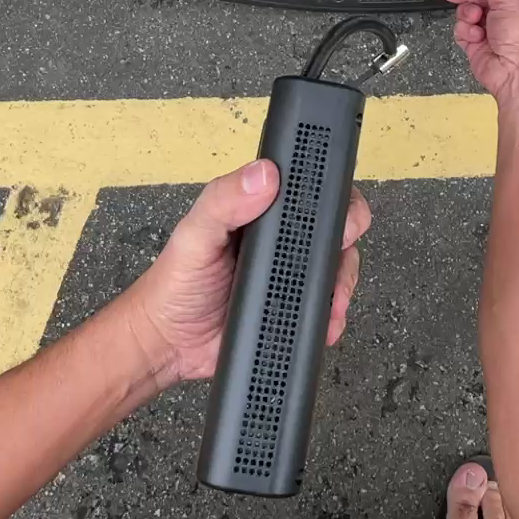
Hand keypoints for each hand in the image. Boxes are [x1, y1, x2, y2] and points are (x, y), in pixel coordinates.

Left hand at [118, 159, 369, 386]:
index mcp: (263, 208)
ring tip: (334, 299)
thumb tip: (264, 174)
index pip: (308, 187)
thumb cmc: (176, 281)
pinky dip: (336, 312)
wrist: (170, 344)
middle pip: (336, 224)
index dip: (332, 192)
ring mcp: (293, 273)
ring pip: (340, 264)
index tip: (338, 211)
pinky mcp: (296, 307)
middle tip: (340, 253)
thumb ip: (224, 201)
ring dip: (345, 280)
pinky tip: (328, 322)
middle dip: (348, 237)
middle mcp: (284, 236)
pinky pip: (329, 303)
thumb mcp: (195, 233)